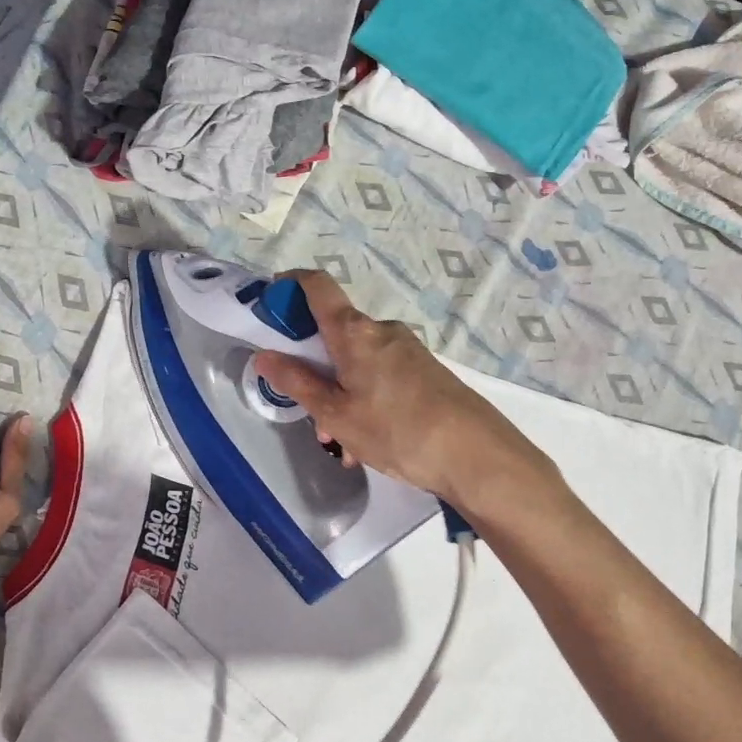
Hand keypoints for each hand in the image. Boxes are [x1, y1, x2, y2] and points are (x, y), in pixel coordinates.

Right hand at [251, 271, 556, 517]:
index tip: (269, 302)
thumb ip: (297, 382)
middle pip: (333, 334)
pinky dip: (363, 402)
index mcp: (355, 332)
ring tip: (341, 445)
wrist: (477, 456)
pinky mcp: (424, 372)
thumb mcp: (334, 413)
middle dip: (311, 369)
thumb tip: (264, 355)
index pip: (318, 286)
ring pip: (355, 364)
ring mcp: (406, 351)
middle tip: (306, 412)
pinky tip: (367, 445)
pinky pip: (379, 378)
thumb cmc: (396, 430)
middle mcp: (382, 331)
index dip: (289, 284)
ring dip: (338, 396)